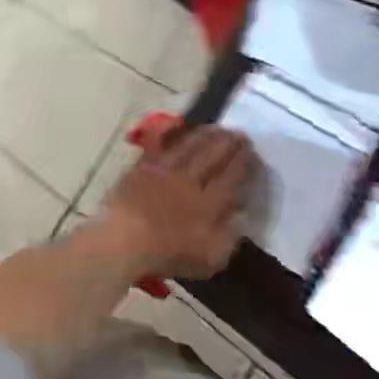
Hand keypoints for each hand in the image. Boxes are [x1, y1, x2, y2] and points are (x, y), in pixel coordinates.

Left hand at [104, 125, 255, 278]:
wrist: (125, 237)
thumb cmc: (170, 253)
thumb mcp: (213, 255)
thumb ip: (229, 233)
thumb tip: (240, 212)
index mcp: (209, 204)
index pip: (231, 179)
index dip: (243, 164)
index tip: (253, 152)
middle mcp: (187, 182)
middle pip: (210, 159)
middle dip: (226, 145)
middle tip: (239, 133)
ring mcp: (160, 171)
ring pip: (186, 148)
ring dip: (202, 136)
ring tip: (216, 127)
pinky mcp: (139, 167)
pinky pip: (152, 144)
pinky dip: (161, 131)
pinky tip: (170, 122)